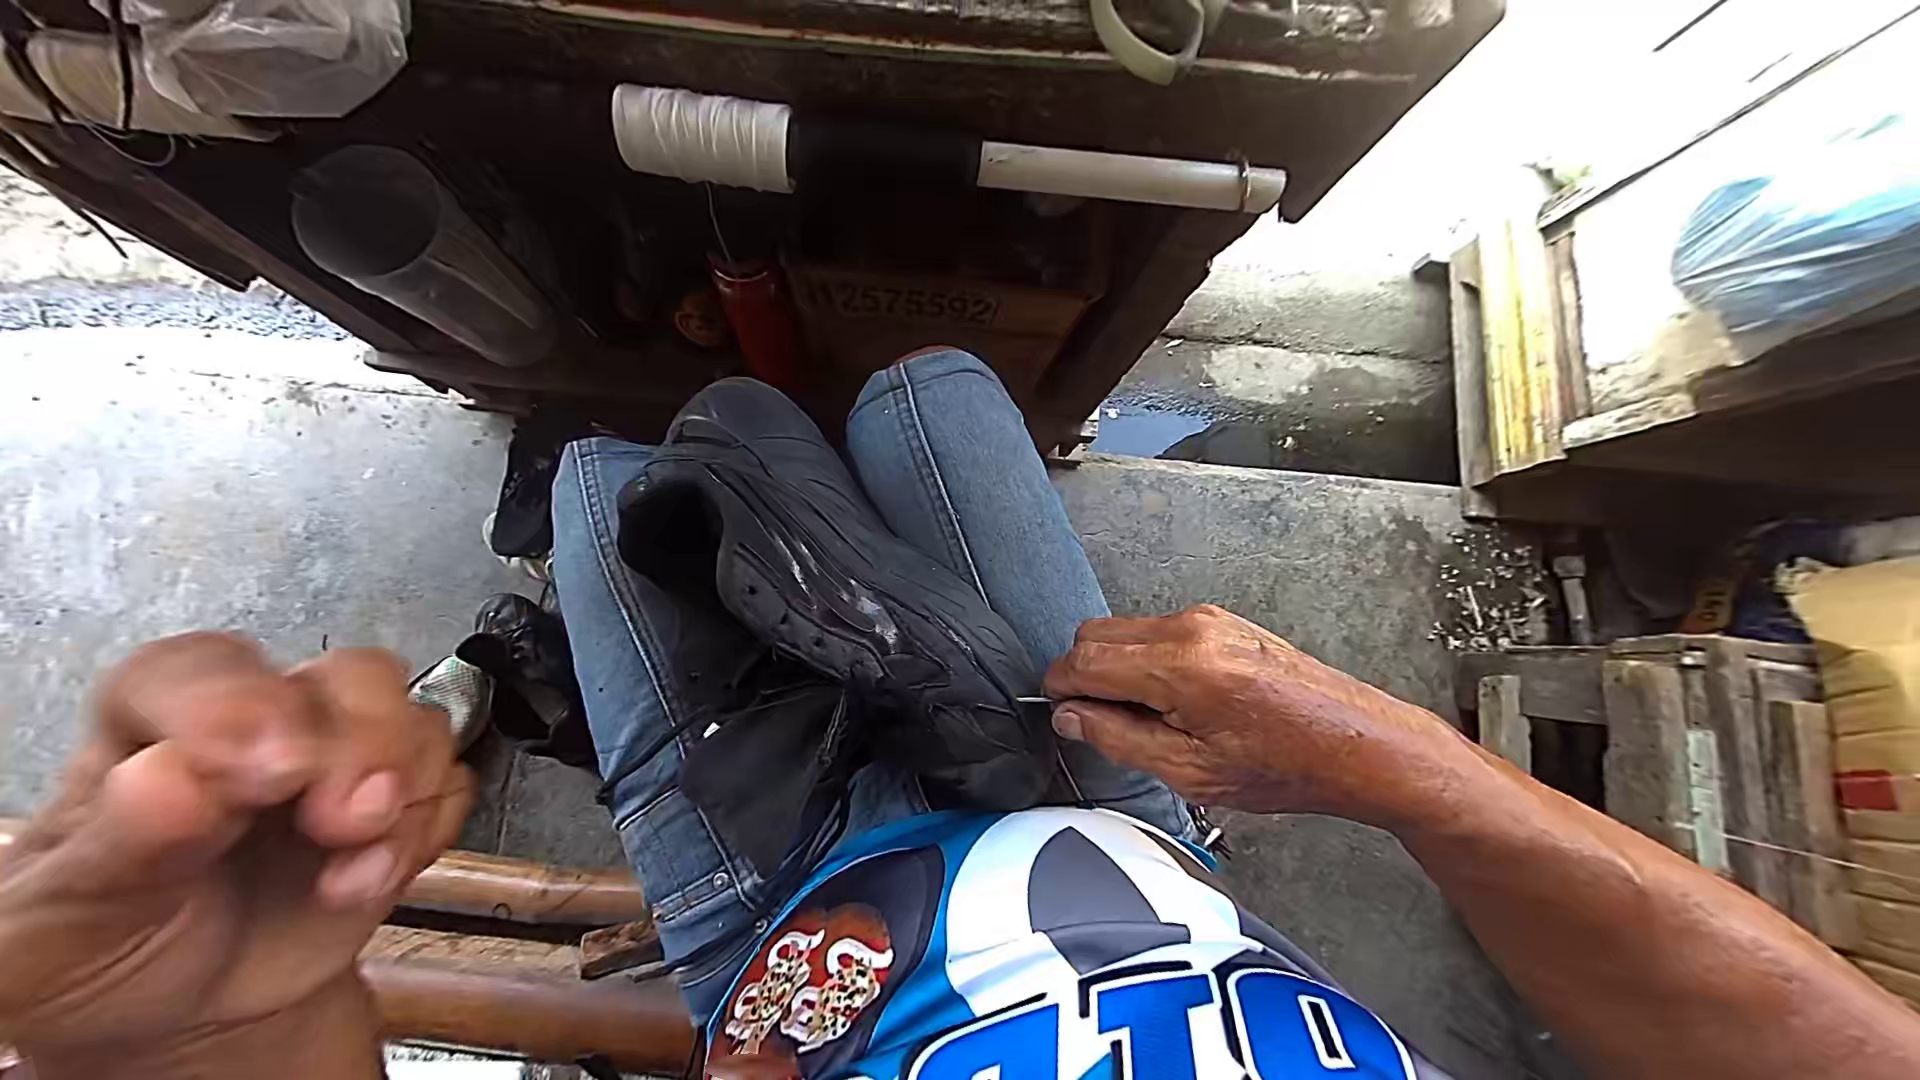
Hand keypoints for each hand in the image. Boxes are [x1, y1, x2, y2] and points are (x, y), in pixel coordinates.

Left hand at [0, 634, 472, 1073]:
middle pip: (355, 675)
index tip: (264, 771)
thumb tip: (168, 777)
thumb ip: (108, 853)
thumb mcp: (47, 936)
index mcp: (159, 735)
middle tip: (345, 820)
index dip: (237, 700)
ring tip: (354, 877)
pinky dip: (432, 828)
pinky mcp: (415, 796)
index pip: (199, 669)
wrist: (190, 1012)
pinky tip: (379, 878)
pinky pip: (456, 782)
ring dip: (409, 793)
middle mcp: (277, 726)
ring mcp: (356, 758)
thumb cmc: (101, 960)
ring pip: (422, 721)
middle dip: (366, 741)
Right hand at [1043, 605, 1479, 829]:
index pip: (1083, 660)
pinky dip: (1140, 658)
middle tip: (1097, 717)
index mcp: (1180, 667)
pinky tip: (1167, 697)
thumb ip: (1117, 738)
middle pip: (1093, 634)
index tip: (1059, 710)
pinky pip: (1152, 630)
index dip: (1059, 687)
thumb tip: (1071, 717)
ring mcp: (1205, 618)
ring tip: (1141, 713)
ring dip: (1112, 666)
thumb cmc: (1289, 765)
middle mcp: (1189, 629)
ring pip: (1120, 628)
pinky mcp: (1217, 619)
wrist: (1358, 743)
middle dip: (1081, 674)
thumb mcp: (1191, 772)